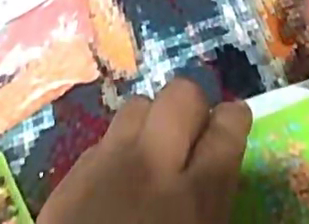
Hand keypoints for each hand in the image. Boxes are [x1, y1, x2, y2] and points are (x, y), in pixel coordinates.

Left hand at [38, 79, 249, 223]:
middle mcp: (152, 166)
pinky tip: (119, 180)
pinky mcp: (74, 172)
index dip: (235, 119)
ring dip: (154, 122)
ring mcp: (108, 162)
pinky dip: (120, 149)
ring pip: (139, 105)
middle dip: (195, 107)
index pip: (226, 129)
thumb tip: (219, 185)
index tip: (235, 122)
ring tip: (156, 153)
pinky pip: (106, 138)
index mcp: (194, 199)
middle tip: (196, 135)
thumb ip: (212, 212)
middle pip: (181, 95)